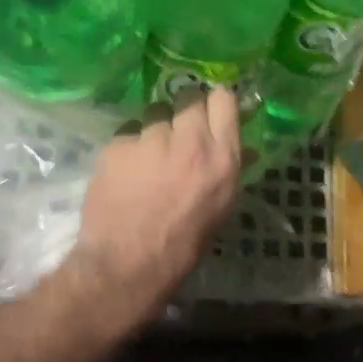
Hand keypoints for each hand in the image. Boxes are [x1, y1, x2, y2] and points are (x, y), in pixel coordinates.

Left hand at [65, 88, 241, 323]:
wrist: (129, 265)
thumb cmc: (184, 243)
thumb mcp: (222, 205)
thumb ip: (228, 167)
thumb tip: (245, 148)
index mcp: (223, 156)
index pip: (224, 98)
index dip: (215, 100)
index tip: (209, 108)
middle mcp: (191, 140)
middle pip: (189, 96)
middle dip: (184, 108)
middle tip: (177, 130)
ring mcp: (151, 140)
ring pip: (154, 111)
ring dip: (154, 127)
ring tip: (147, 154)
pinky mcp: (117, 146)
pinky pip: (126, 132)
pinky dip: (127, 147)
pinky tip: (124, 171)